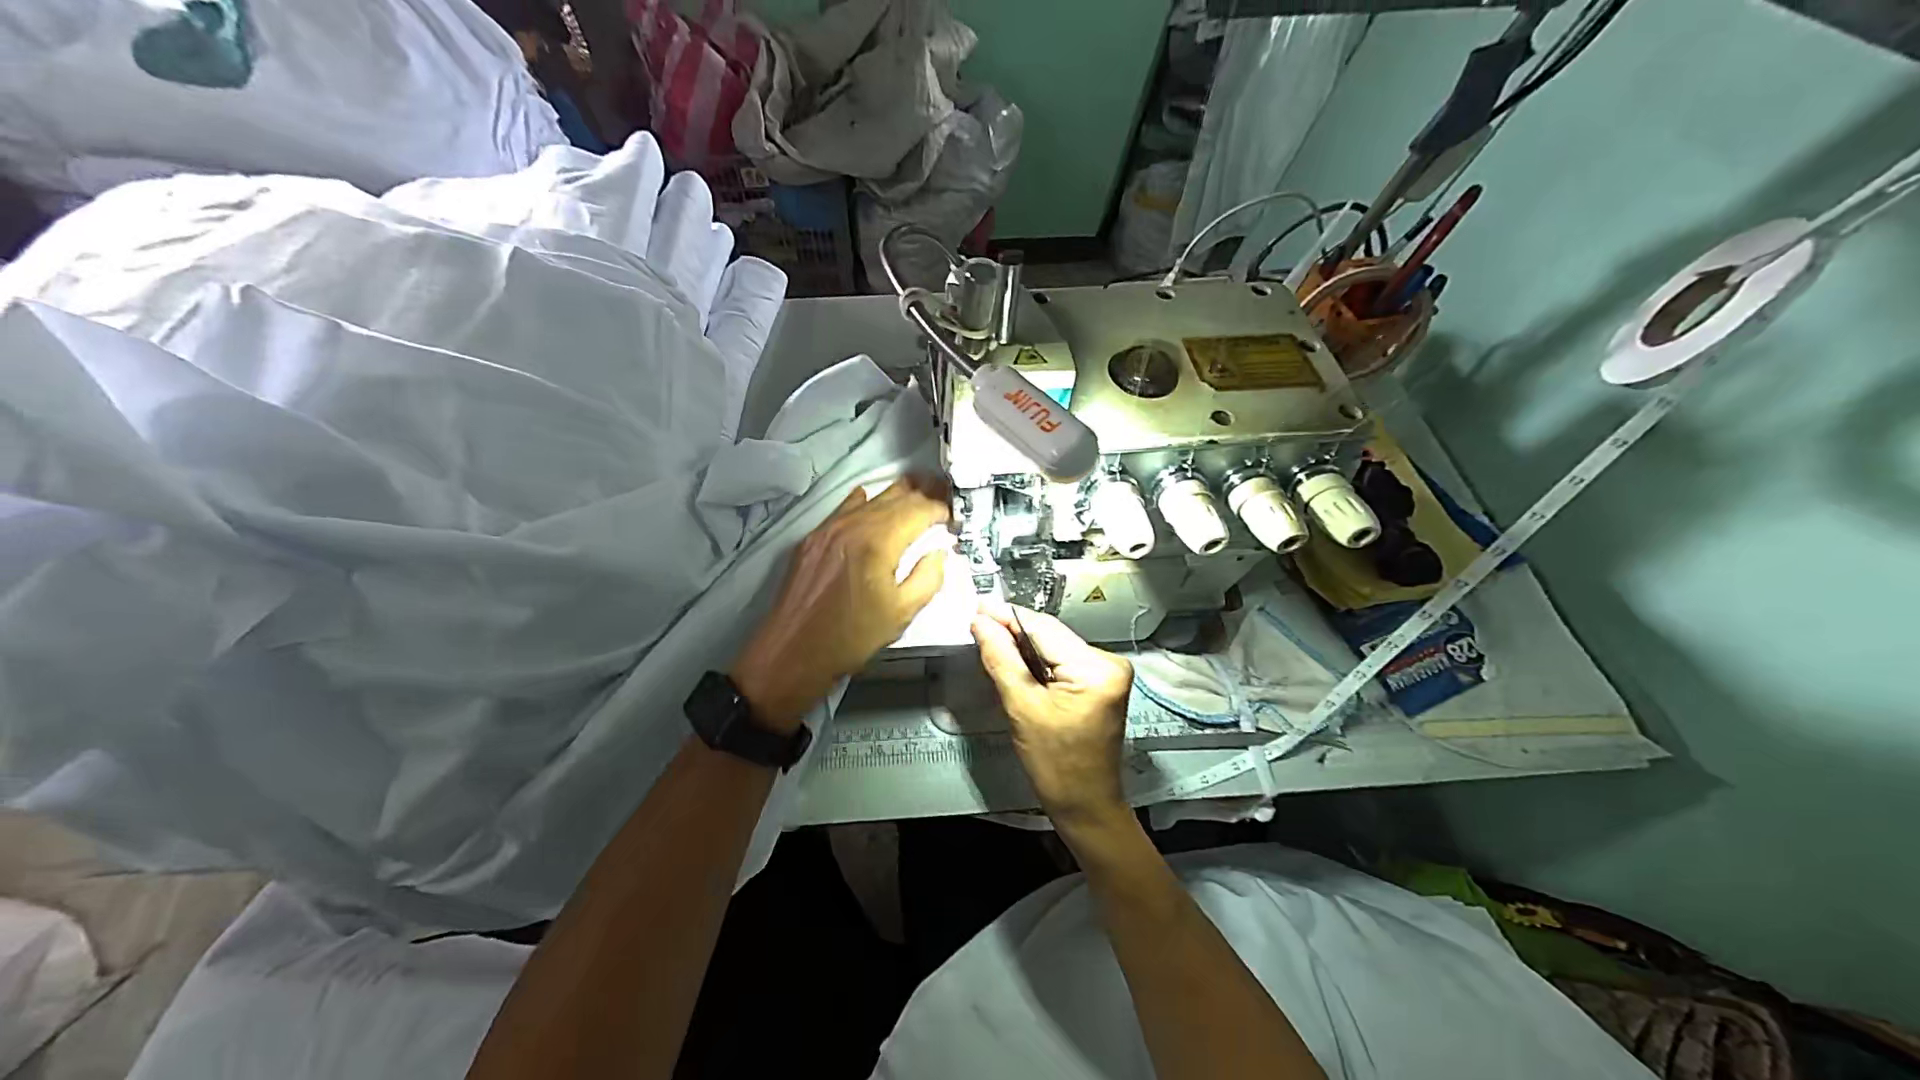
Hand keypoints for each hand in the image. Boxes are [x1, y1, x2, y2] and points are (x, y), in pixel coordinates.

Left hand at [732, 477, 951, 731]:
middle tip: (944, 496)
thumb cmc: (850, 638)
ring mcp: (830, 528)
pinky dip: (866, 502)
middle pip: (897, 496)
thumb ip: (928, 577)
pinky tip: (872, 502)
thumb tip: (939, 553)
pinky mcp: (814, 537)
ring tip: (918, 494)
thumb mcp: (902, 613)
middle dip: (924, 494)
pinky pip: (845, 507)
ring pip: (872, 497)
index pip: (919, 510)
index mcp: (878, 542)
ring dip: (898, 494)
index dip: (942, 508)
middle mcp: (853, 525)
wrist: (793, 651)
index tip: (955, 516)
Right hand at [971, 603, 1134, 828]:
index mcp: (1096, 668)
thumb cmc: (1056, 765)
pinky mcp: (1101, 682)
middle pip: (1050, 635)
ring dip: (1024, 646)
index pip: (1043, 629)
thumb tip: (983, 623)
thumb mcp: (1022, 708)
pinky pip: (1062, 660)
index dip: (1007, 617)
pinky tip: (1016, 662)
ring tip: (991, 642)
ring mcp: (1108, 672)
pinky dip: (1038, 661)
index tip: (978, 608)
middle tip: (978, 624)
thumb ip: (1001, 659)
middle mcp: (1109, 662)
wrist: (1085, 804)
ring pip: (1054, 646)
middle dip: (1014, 631)